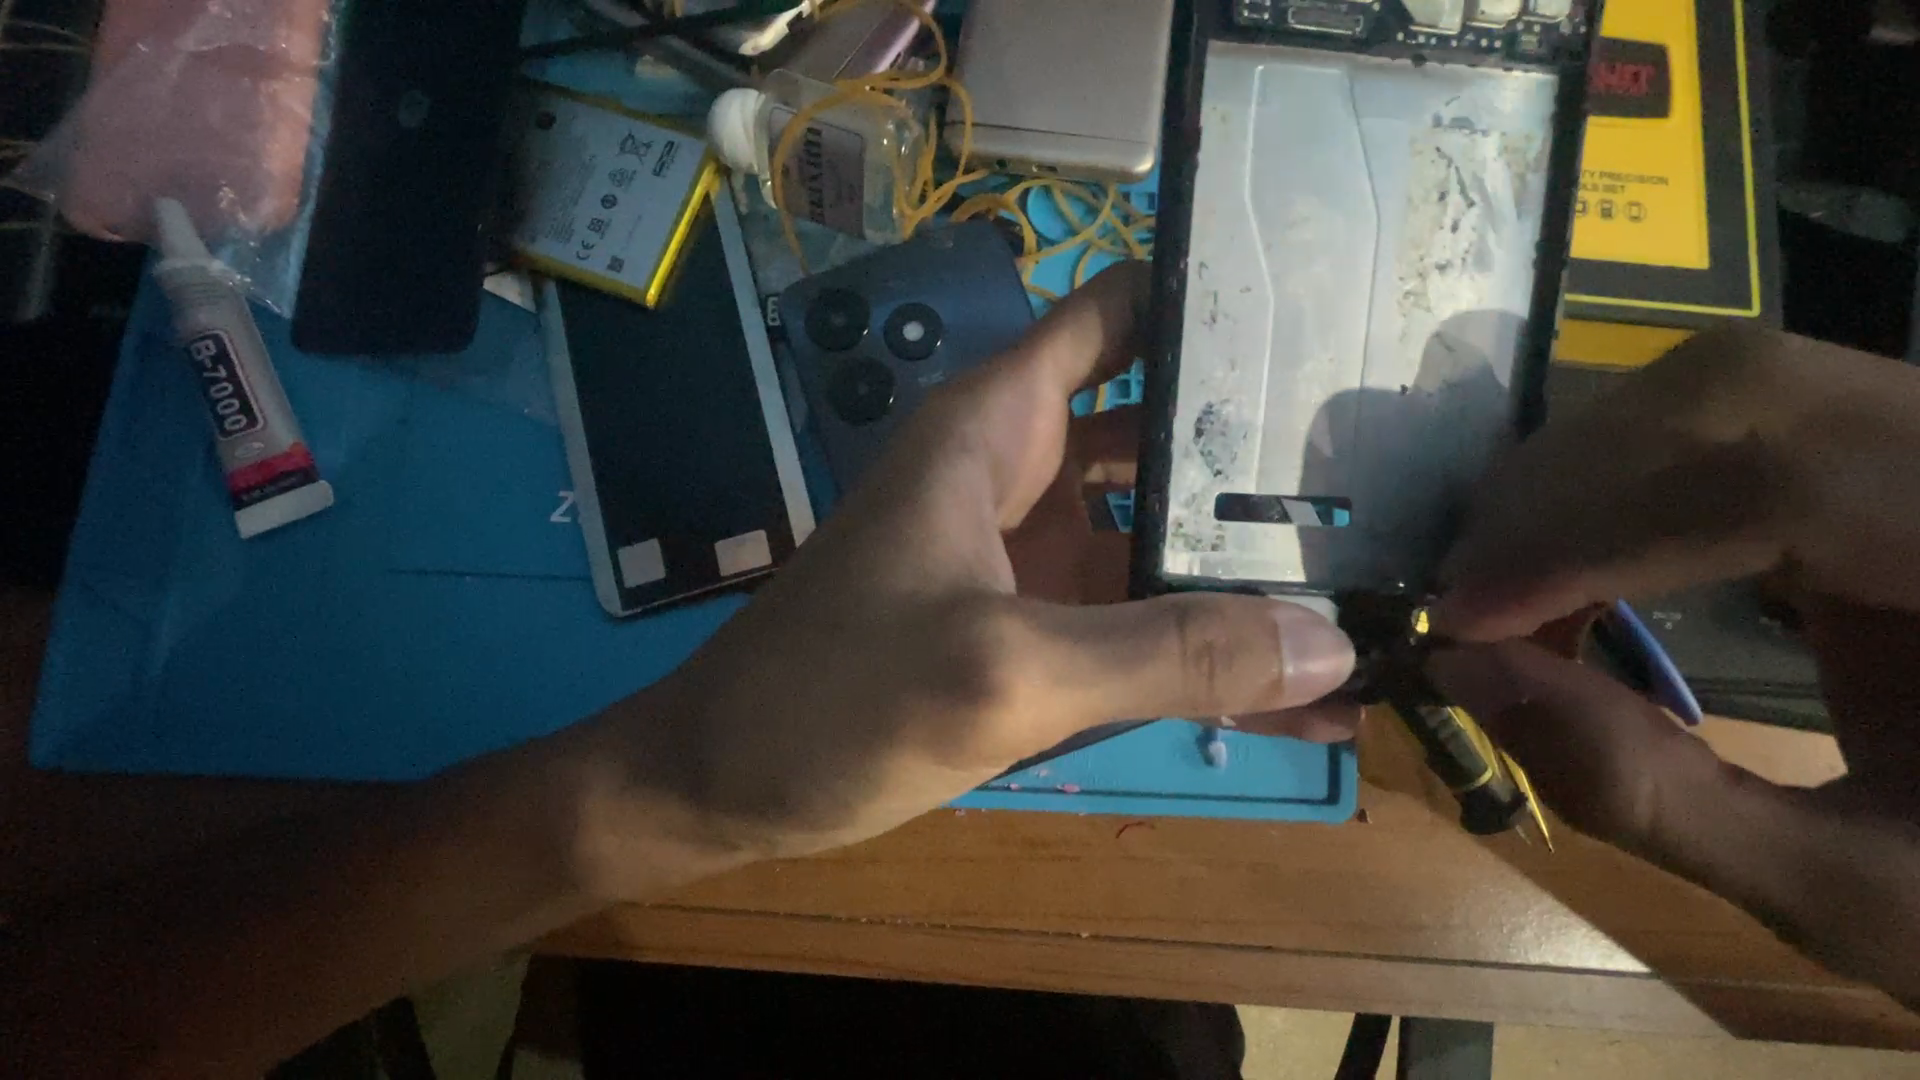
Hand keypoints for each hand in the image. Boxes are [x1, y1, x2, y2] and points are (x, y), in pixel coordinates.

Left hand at [571, 264, 1358, 888]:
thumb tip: (1326, 646)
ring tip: (1383, 585)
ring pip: (1156, 537)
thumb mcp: (999, 671)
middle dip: (1260, 450)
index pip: (1117, 317)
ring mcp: (1029, 557)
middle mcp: (1021, 474)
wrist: (725, 781)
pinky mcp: (1031, 630)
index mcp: (995, 427)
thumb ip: (1160, 654)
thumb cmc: (831, 701)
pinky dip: (1202, 654)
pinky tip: (1304, 700)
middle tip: (1396, 473)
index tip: (1328, 319)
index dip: (1211, 303)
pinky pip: (1133, 625)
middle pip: (1160, 430)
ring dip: (1245, 566)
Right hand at [1427, 327, 1919, 1006]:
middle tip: (1469, 599)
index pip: (1784, 485)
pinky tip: (1567, 564)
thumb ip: (1649, 792)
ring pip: (1710, 388)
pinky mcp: (1883, 450)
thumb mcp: (1853, 896)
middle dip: (1563, 493)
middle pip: (1735, 394)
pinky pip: (1714, 422)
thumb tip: (1461, 669)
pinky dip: (1605, 484)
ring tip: (1507, 588)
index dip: (1592, 541)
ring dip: (1571, 483)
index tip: (1463, 623)